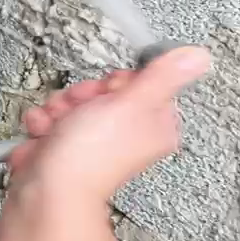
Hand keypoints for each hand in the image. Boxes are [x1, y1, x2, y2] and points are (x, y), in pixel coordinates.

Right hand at [8, 46, 211, 205]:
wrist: (49, 185)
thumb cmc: (92, 155)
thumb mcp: (131, 105)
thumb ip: (161, 77)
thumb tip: (197, 55)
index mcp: (154, 123)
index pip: (138, 82)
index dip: (117, 82)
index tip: (110, 93)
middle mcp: (125, 131)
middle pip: (99, 90)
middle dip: (80, 96)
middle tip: (83, 111)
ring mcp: (91, 137)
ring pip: (69, 101)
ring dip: (57, 108)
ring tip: (61, 127)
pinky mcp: (62, 141)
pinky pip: (48, 116)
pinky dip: (42, 122)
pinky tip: (47, 134)